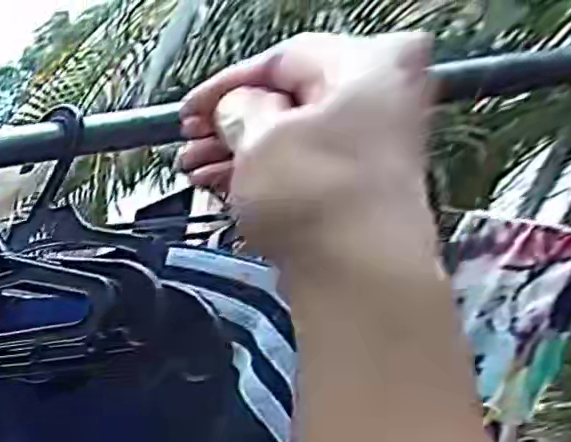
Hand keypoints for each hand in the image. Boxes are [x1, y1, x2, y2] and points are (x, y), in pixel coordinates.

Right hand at [177, 32, 434, 264]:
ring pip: (289, 125)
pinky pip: (298, 154)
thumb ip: (239, 112)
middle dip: (229, 119)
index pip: (281, 57)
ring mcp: (373, 128)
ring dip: (236, 146)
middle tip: (188, 140)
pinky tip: (224, 181)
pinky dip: (258, 165)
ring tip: (195, 168)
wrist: (351, 254)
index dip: (225, 84)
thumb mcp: (258, 140)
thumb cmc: (316, 195)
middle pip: (287, 91)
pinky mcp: (357, 168)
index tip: (187, 110)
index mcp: (368, 60)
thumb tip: (232, 106)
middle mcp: (382, 84)